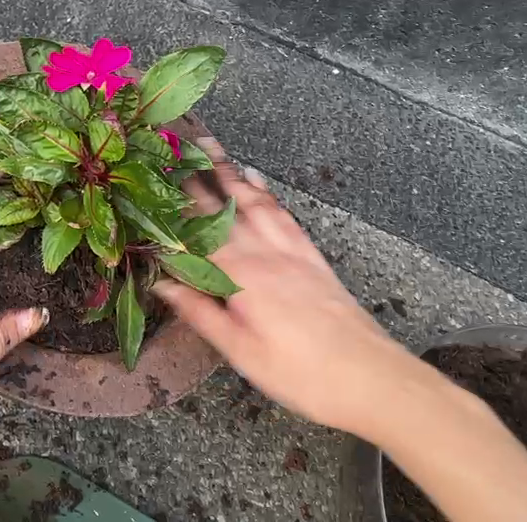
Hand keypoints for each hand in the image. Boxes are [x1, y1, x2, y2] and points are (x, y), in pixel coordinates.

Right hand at [153, 146, 430, 440]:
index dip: (173, 204)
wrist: (375, 380)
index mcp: (241, 274)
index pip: (197, 231)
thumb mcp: (241, 352)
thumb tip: (161, 284)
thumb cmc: (302, 373)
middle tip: (176, 145)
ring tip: (211, 147)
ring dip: (230, 173)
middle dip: (198, 174)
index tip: (152, 179)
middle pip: (224, 206)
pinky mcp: (311, 257)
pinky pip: (284, 214)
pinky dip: (266, 192)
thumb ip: (200, 312)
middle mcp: (264, 252)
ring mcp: (290, 251)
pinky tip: (256, 179)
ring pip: (254, 202)